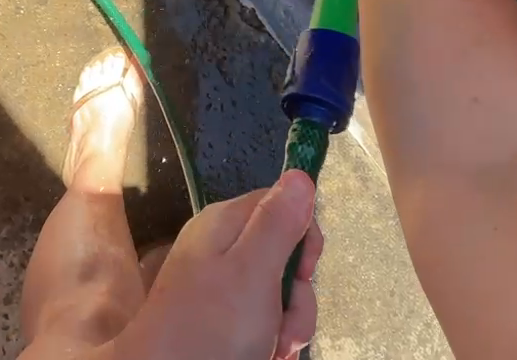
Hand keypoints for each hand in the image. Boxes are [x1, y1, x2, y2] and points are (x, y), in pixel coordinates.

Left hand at [115, 170, 323, 359]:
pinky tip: (264, 358)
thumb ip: (278, 223)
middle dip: (296, 297)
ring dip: (286, 329)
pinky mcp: (221, 320)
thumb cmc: (211, 325)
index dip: (304, 237)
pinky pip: (262, 323)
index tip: (305, 272)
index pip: (281, 205)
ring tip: (271, 352)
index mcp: (225, 222)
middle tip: (284, 327)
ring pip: (278, 296)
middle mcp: (221, 247)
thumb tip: (301, 174)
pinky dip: (270, 344)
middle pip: (284, 256)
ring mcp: (220, 285)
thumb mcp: (253, 270)